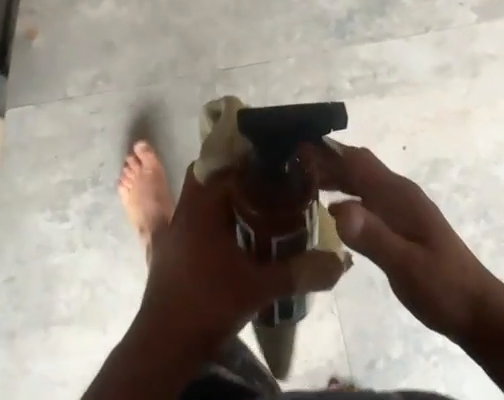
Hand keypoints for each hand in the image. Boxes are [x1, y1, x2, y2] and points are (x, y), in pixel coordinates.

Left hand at [133, 166, 307, 356]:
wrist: (165, 344)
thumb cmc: (209, 304)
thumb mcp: (260, 287)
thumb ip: (299, 272)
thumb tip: (338, 262)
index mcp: (201, 206)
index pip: (226, 164)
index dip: (253, 160)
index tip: (280, 164)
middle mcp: (185, 210)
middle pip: (212, 176)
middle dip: (240, 177)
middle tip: (273, 186)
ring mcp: (174, 230)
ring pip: (202, 199)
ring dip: (227, 200)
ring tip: (262, 209)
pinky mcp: (172, 250)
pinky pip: (197, 220)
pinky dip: (216, 221)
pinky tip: (238, 239)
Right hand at [310, 141, 503, 340]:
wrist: (478, 312)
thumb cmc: (443, 287)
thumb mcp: (406, 265)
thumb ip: (373, 237)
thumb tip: (336, 208)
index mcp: (398, 195)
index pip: (356, 161)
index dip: (325, 151)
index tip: (292, 148)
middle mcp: (398, 194)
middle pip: (356, 167)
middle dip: (324, 161)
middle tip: (286, 166)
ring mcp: (401, 209)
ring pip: (361, 182)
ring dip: (333, 177)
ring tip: (297, 183)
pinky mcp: (400, 226)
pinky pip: (366, 200)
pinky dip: (344, 196)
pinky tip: (328, 211)